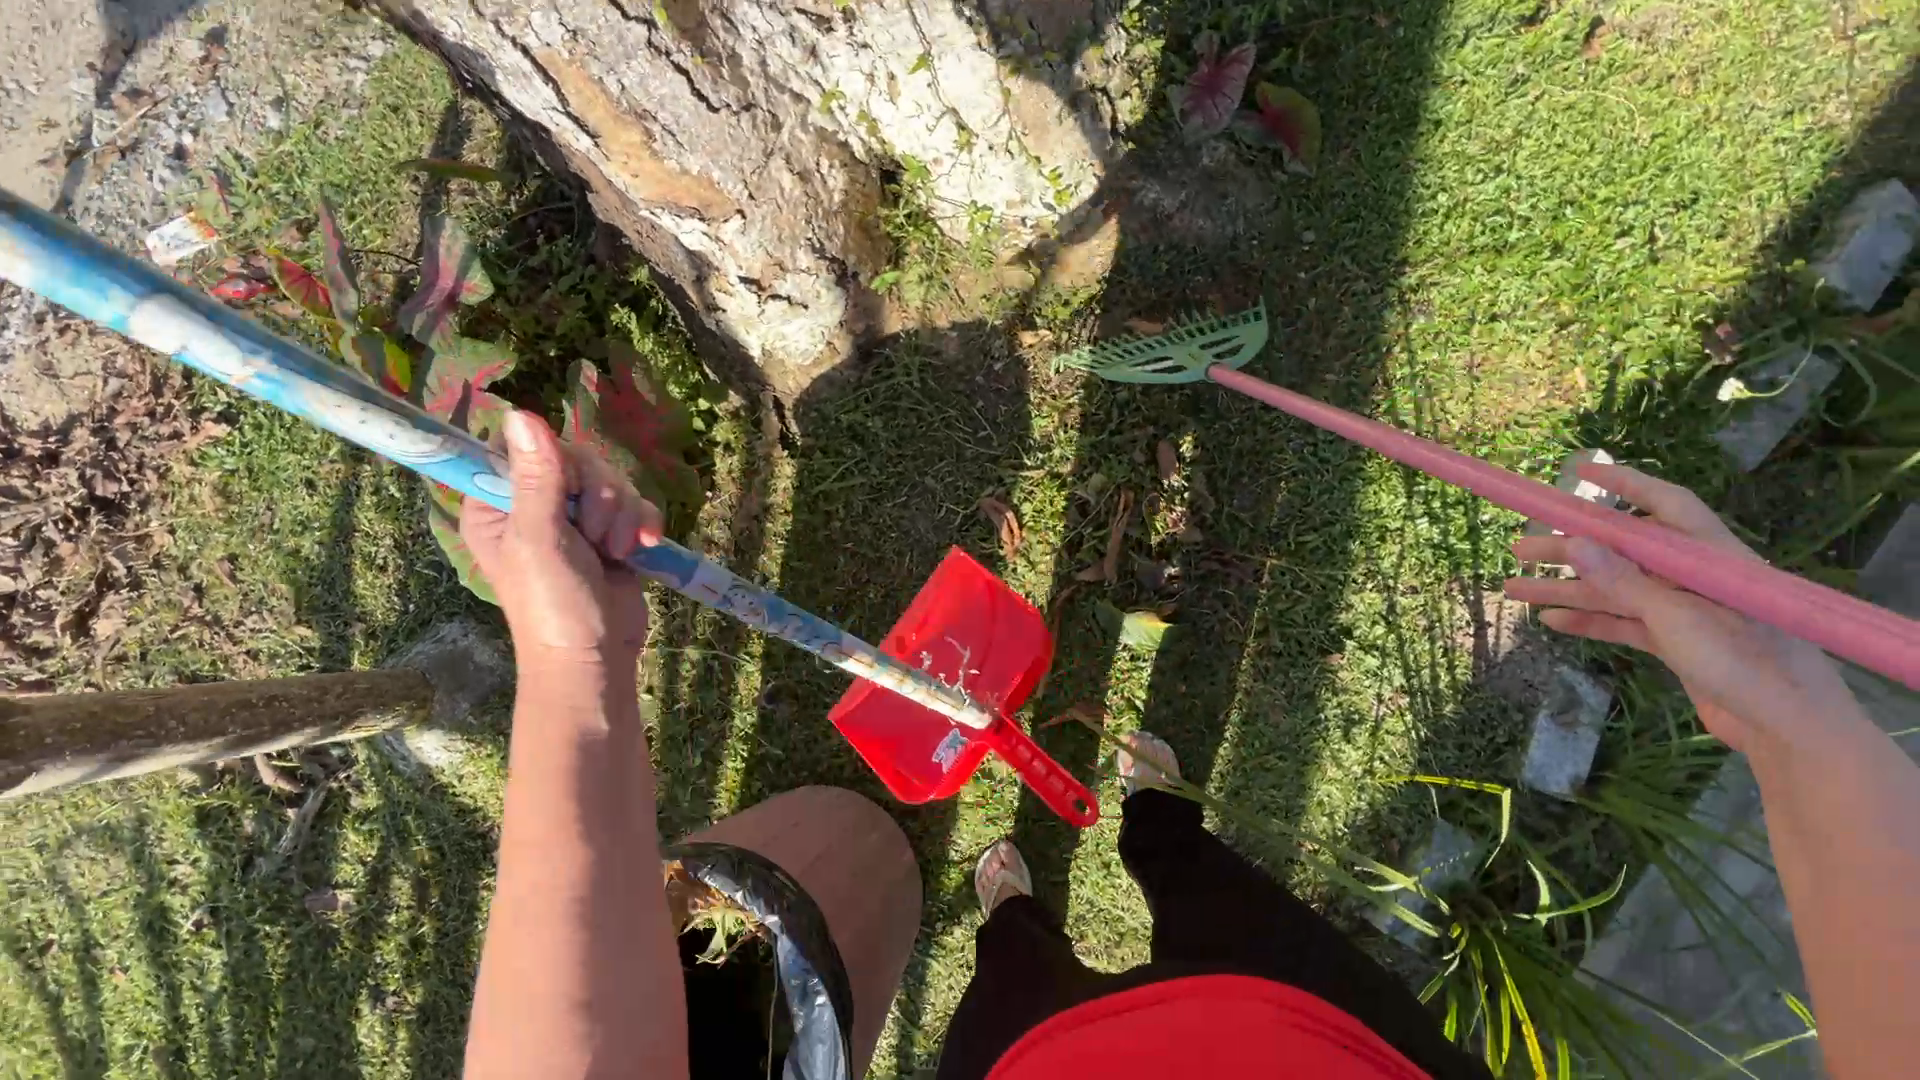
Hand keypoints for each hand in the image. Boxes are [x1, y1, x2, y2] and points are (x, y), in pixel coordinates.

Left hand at [461, 410, 662, 672]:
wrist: (597, 655)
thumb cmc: (553, 603)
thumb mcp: (540, 538)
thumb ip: (537, 478)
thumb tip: (520, 411)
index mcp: (499, 503)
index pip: (524, 448)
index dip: (553, 458)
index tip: (568, 485)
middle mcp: (537, 506)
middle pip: (579, 460)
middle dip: (600, 495)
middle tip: (596, 533)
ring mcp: (579, 520)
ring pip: (613, 482)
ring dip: (624, 515)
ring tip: (617, 551)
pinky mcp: (615, 533)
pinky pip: (638, 504)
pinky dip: (645, 524)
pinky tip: (643, 549)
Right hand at [1503, 463, 1857, 754]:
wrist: (1788, 730)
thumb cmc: (1744, 662)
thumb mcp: (1676, 617)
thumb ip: (1623, 581)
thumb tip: (1574, 542)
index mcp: (1711, 559)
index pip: (1666, 506)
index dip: (1625, 485)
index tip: (1581, 472)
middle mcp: (1696, 578)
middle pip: (1624, 553)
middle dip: (1570, 550)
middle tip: (1520, 549)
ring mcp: (1686, 611)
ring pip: (1615, 591)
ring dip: (1566, 590)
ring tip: (1514, 589)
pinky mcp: (1677, 643)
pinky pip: (1622, 623)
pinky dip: (1588, 621)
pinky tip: (1551, 621)